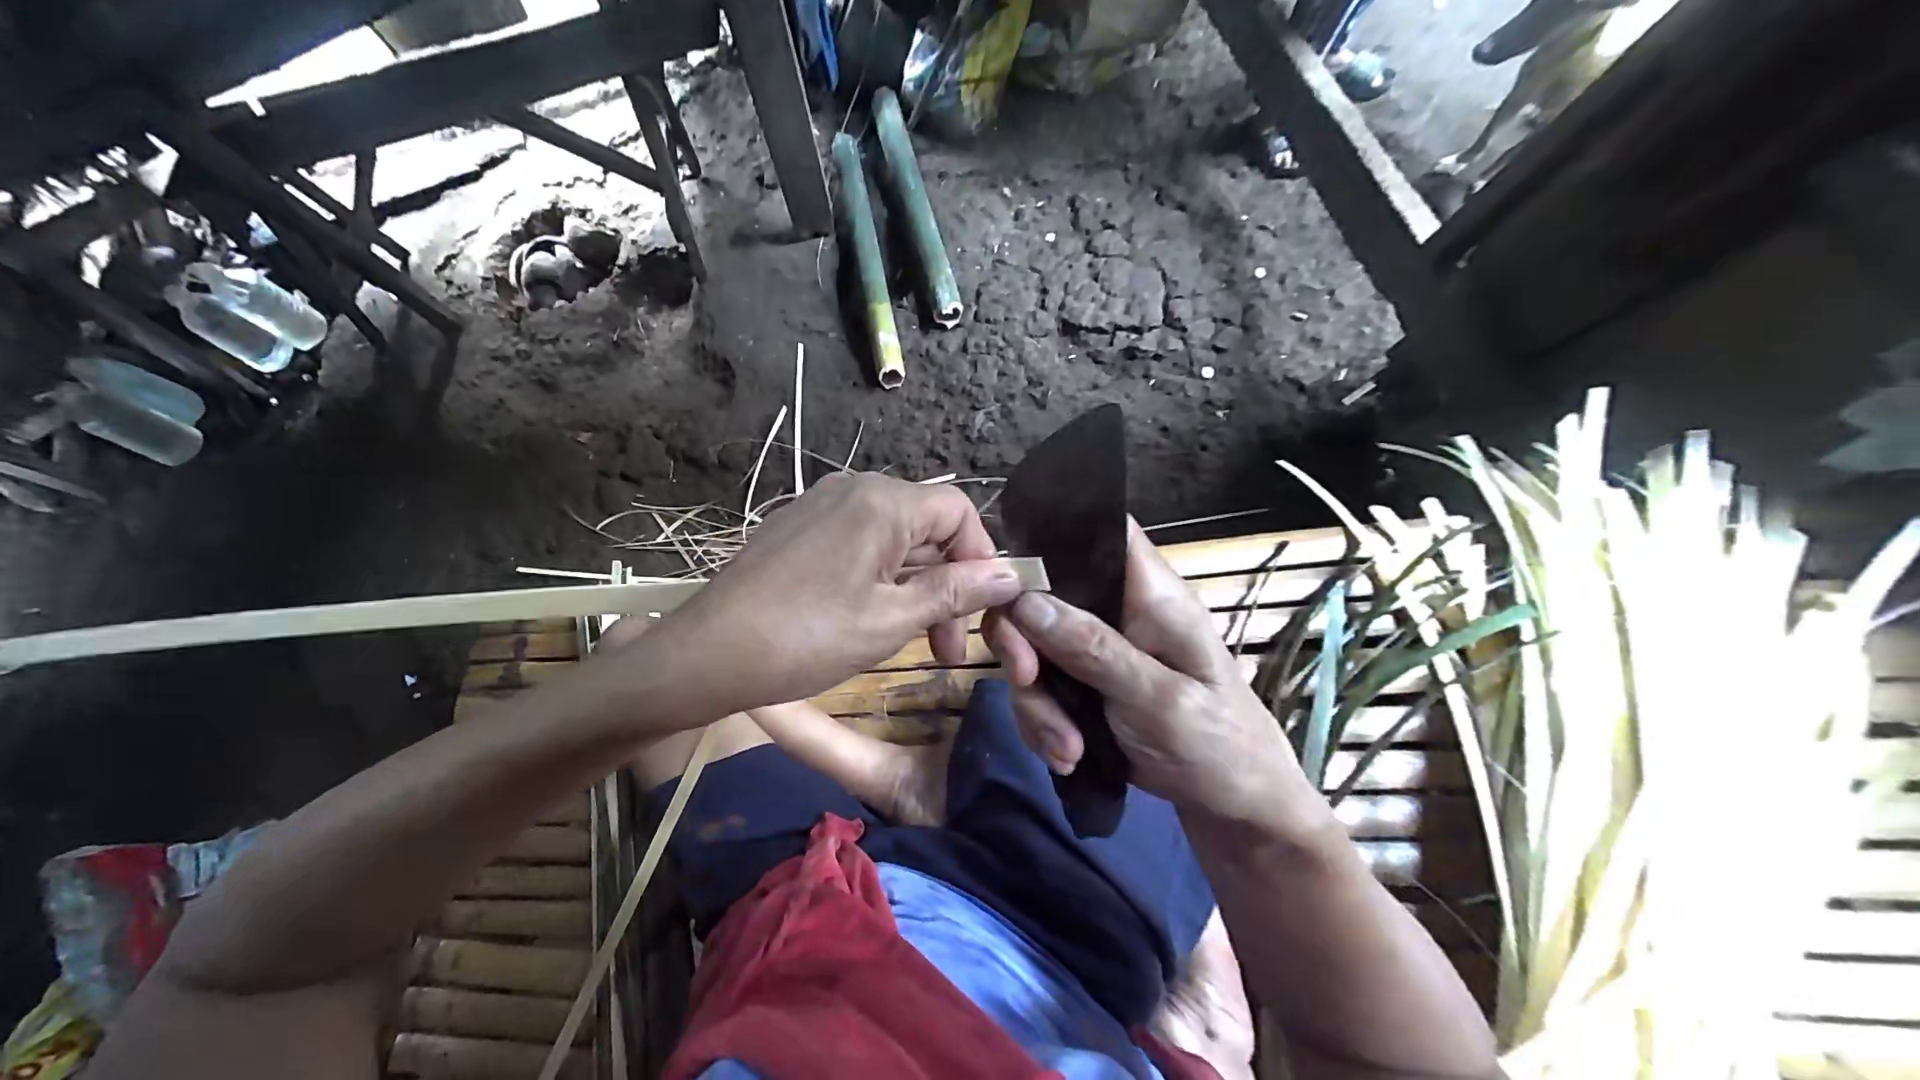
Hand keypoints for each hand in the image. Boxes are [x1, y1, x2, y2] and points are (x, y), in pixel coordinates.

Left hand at [659, 473, 1026, 713]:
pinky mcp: (797, 530)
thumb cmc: (807, 637)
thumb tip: (1010, 576)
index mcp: (882, 502)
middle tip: (946, 648)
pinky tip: (870, 620)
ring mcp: (820, 507)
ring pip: (892, 539)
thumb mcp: (892, 619)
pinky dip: (879, 578)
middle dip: (947, 584)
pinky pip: (858, 544)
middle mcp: (853, 490)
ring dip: (914, 586)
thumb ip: (955, 591)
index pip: (958, 511)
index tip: (981, 611)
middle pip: (926, 526)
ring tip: (913, 641)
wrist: (705, 654)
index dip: (981, 558)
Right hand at [987, 519, 1309, 828]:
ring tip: (1067, 749)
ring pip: (1033, 649)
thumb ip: (1094, 650)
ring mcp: (1096, 649)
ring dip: (1037, 703)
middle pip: (1043, 595)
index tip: (1012, 578)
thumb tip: (1027, 601)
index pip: (1103, 530)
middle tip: (1027, 681)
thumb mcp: (1159, 700)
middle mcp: (1117, 611)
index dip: (1054, 532)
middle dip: (1024, 644)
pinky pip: (1039, 689)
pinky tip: (1068, 755)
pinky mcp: (1083, 685)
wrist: (1231, 809)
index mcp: (1151, 594)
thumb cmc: (1217, 746)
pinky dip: (1043, 724)